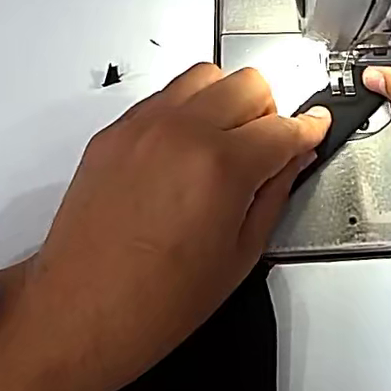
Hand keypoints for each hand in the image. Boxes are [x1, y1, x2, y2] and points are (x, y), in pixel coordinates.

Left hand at [0, 65, 330, 390]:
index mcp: (221, 168)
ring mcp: (143, 128)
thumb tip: (293, 160)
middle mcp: (181, 134)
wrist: (76, 315)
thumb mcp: (239, 254)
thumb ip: (275, 193)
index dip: (309, 128)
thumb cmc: (151, 303)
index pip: (285, 126)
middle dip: (271, 111)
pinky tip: (188, 147)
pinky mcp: (115, 132)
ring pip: (206, 75)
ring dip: (228, 99)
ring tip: (228, 140)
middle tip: (269, 143)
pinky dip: (188, 110)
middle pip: (251, 82)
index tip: (314, 128)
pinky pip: (165, 96)